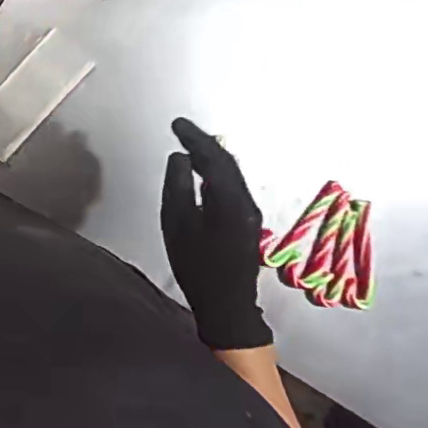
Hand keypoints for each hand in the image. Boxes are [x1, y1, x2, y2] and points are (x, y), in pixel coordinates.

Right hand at [161, 117, 271, 350]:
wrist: (227, 303)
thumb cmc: (196, 266)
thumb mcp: (177, 225)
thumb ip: (178, 187)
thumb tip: (180, 159)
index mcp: (229, 199)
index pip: (214, 157)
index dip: (195, 137)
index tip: (177, 124)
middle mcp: (246, 200)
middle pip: (227, 162)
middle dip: (204, 142)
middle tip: (182, 130)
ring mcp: (250, 211)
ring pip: (232, 173)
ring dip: (211, 156)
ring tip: (190, 145)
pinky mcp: (248, 220)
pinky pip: (232, 185)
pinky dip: (216, 171)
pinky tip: (203, 172)